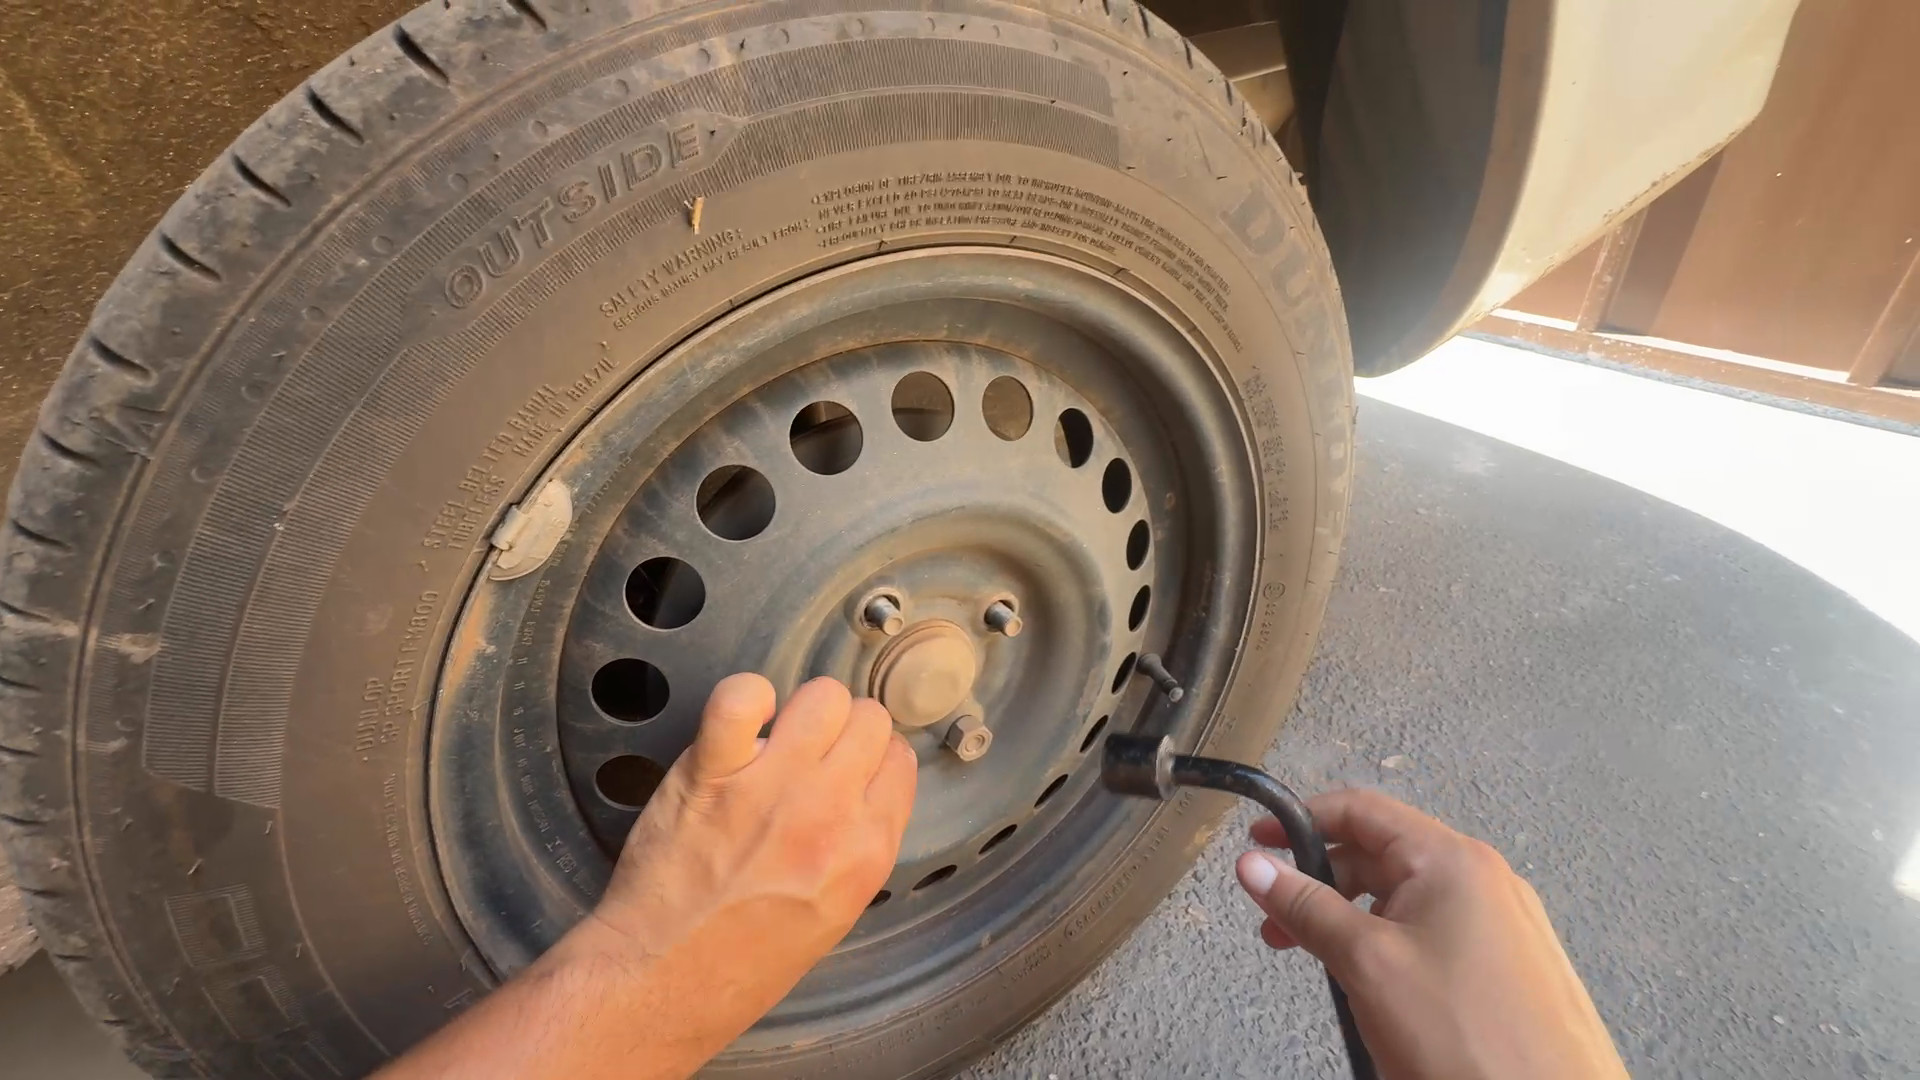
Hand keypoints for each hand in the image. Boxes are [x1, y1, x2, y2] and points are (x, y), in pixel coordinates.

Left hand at [587, 674, 917, 1064]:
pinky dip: (747, 696)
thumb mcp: (840, 906)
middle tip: (813, 752)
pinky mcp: (713, 772)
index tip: (847, 766)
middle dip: (845, 729)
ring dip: (805, 710)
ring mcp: (771, 787)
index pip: (899, 757)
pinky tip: (744, 721)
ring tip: (780, 737)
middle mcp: (829, 811)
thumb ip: (864, 838)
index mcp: (867, 849)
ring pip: (825, 695)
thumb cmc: (748, 953)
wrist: (663, 980)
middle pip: (870, 718)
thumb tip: (867, 776)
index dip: (872, 757)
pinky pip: (743, 697)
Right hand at [1237, 790, 1627, 1079]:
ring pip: (1400, 897)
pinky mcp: (1511, 970)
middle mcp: (1482, 879)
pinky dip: (1383, 942)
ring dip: (1345, 916)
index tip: (1256, 844)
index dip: (1302, 820)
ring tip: (1312, 957)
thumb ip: (1303, 905)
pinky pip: (1429, 933)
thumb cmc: (1461, 1037)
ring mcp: (1503, 926)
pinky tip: (1368, 984)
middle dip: (1318, 880)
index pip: (1360, 809)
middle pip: (1377, 853)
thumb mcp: (1365, 962)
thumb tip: (1249, 864)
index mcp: (1452, 860)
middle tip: (1274, 922)